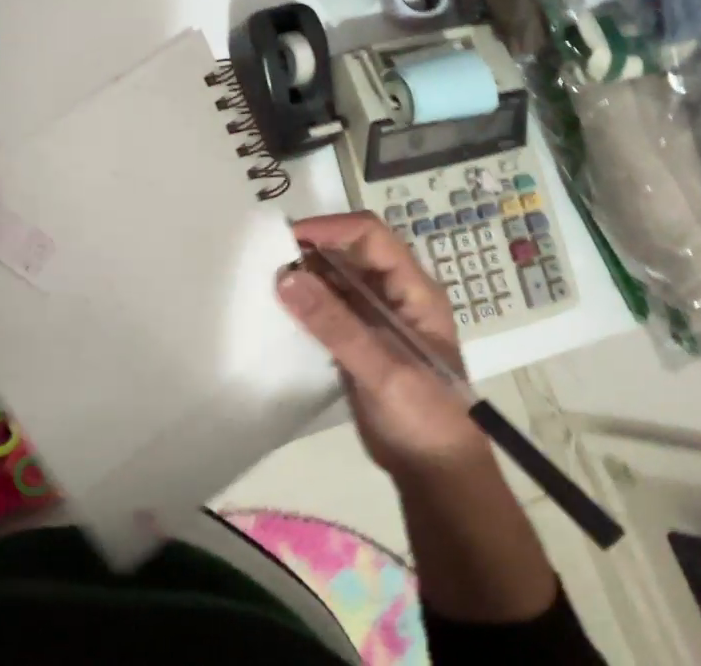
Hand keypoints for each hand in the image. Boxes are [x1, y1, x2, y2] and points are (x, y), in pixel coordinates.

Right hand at [276, 212, 485, 474]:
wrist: (436, 472)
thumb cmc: (424, 416)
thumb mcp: (382, 369)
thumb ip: (336, 324)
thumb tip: (285, 276)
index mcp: (413, 290)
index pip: (369, 236)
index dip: (329, 228)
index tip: (285, 239)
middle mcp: (393, 295)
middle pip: (349, 252)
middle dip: (310, 249)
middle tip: (265, 260)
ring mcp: (374, 318)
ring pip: (335, 278)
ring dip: (304, 276)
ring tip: (264, 282)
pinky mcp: (356, 340)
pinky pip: (327, 308)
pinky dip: (303, 304)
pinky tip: (277, 311)